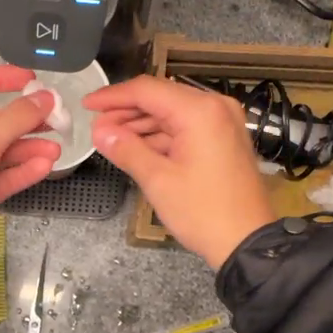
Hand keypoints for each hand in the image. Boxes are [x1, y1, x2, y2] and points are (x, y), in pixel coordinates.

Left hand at [0, 65, 62, 238]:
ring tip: (55, 148)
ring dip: (30, 147)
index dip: (1, 77)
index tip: (30, 79)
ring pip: (3, 149)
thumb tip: (44, 98)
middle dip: (25, 120)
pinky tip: (45, 166)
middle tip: (55, 118)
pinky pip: (5, 174)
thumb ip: (16, 118)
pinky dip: (24, 170)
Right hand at [84, 76, 275, 268]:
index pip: (146, 91)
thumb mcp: (158, 181)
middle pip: (161, 98)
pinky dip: (161, 137)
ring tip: (112, 140)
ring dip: (142, 126)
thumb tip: (100, 132)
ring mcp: (223, 123)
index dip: (113, 97)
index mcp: (199, 111)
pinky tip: (138, 149)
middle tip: (97, 128)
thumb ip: (127, 150)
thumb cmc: (204, 212)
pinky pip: (186, 129)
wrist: (246, 241)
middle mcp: (215, 107)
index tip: (87, 105)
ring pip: (173, 114)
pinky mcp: (224, 140)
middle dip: (126, 112)